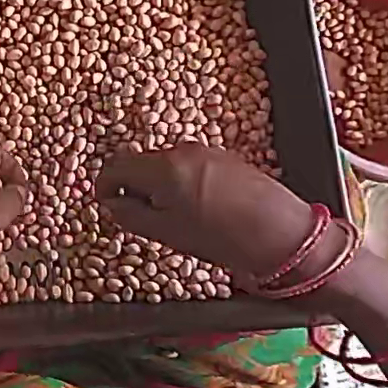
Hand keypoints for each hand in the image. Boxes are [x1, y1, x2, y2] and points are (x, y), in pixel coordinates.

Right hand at [96, 144, 315, 279]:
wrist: (282, 234)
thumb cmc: (220, 237)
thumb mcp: (166, 232)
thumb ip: (130, 215)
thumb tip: (111, 203)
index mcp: (161, 167)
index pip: (116, 166)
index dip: (105, 185)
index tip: (106, 203)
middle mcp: (180, 151)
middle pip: (140, 163)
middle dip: (133, 187)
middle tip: (141, 217)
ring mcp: (205, 151)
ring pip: (165, 165)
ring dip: (158, 186)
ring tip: (174, 218)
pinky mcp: (223, 157)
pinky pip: (188, 166)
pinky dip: (181, 183)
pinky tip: (198, 209)